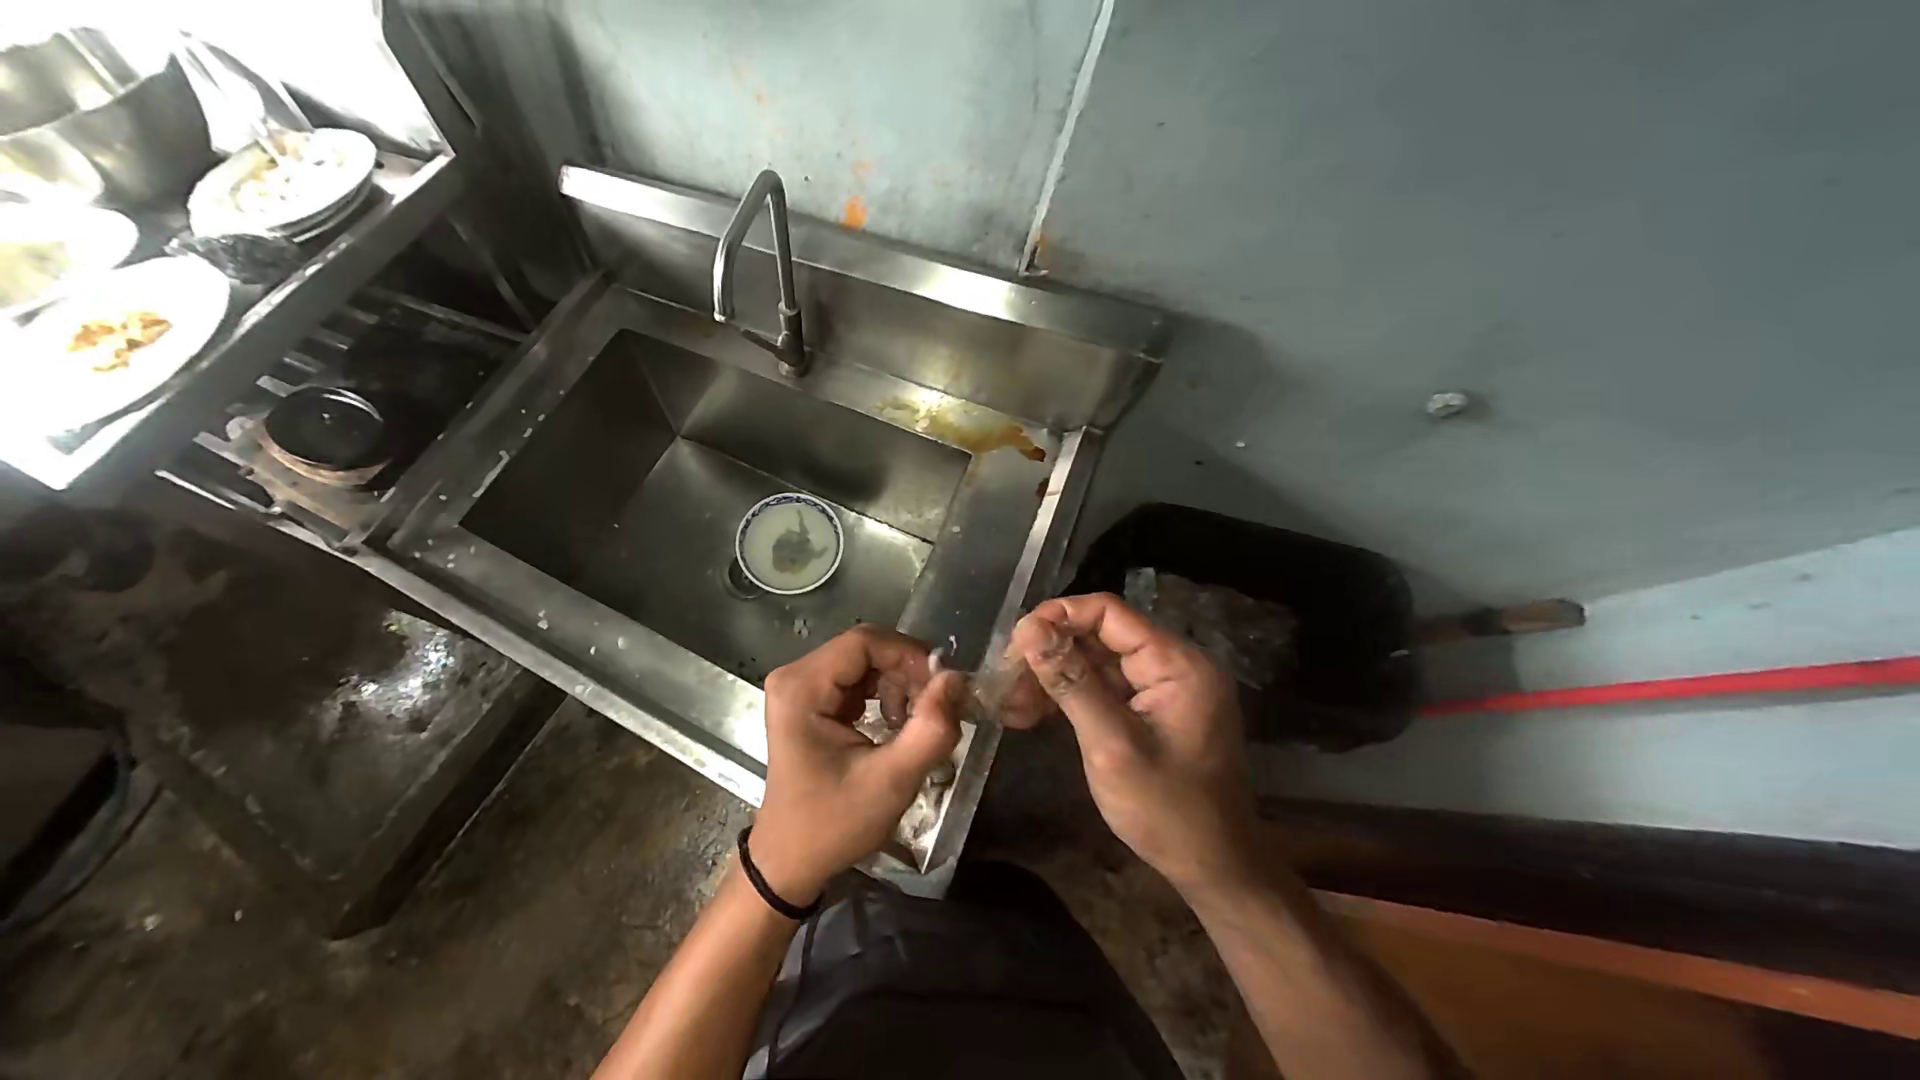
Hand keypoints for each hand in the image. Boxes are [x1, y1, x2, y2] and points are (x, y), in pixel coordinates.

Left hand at [749, 625, 963, 904]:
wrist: (790, 860)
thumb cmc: (833, 824)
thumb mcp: (891, 781)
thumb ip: (930, 729)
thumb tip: (957, 679)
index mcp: (801, 687)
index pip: (865, 642)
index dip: (909, 656)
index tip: (940, 689)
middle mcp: (794, 676)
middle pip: (865, 648)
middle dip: (906, 672)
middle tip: (932, 710)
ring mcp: (799, 686)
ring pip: (865, 660)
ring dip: (898, 683)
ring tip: (913, 723)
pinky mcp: (809, 699)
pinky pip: (857, 677)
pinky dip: (884, 693)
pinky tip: (895, 723)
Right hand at [1007, 593, 1257, 892]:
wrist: (1214, 867)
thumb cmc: (1167, 810)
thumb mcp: (1111, 745)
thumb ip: (1070, 682)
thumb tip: (1028, 628)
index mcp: (1176, 662)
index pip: (1109, 612)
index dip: (1058, 616)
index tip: (1015, 642)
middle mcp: (1172, 664)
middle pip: (1099, 635)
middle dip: (1049, 653)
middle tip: (1005, 679)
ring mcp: (1162, 688)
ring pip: (1096, 662)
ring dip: (1053, 678)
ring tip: (1010, 703)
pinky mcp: (1150, 710)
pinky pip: (1104, 688)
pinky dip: (1069, 697)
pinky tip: (1031, 713)